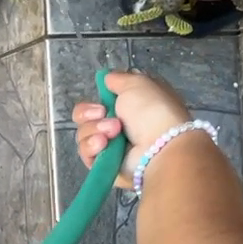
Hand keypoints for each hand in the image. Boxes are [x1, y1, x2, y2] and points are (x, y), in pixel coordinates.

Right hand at [73, 69, 192, 188]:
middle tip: (103, 114)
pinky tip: (104, 145)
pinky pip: (86, 153)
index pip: (100, 102)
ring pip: (83, 133)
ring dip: (94, 129)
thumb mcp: (137, 84)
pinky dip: (92, 147)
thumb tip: (107, 79)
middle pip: (85, 117)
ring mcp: (112, 146)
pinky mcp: (104, 164)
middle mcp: (121, 126)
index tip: (103, 99)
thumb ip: (119, 79)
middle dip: (89, 114)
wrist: (159, 147)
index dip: (96, 99)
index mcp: (130, 107)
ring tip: (113, 132)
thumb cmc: (152, 111)